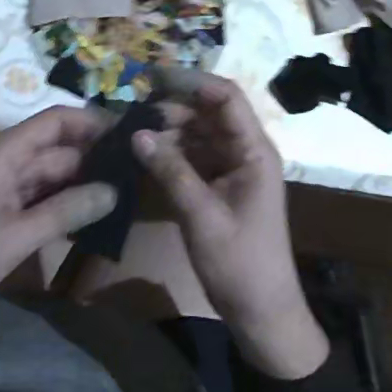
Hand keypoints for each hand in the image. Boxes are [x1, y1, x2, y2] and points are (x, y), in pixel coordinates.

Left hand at [0, 106, 117, 368]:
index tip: (130, 135)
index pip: (57, 119)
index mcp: (4, 151)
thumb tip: (114, 190)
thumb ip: (65, 211)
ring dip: (82, 182)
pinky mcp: (0, 209)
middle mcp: (6, 159)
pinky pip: (40, 196)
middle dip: (95, 157)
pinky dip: (64, 202)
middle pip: (59, 147)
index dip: (93, 122)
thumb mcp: (14, 237)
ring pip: (52, 173)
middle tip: (138, 173)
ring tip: (126, 193)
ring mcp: (2, 184)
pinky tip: (93, 215)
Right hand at [136, 74, 329, 379]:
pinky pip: (192, 156)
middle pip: (208, 112)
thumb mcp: (202, 216)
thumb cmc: (240, 263)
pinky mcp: (218, 185)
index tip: (152, 77)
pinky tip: (142, 154)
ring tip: (130, 131)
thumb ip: (170, 171)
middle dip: (172, 106)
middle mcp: (244, 151)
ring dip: (167, 129)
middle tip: (131, 110)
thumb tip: (136, 134)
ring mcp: (231, 168)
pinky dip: (169, 152)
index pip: (226, 97)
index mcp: (254, 150)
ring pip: (197, 133)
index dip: (192, 81)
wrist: (261, 313)